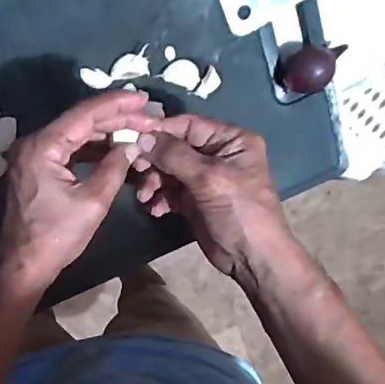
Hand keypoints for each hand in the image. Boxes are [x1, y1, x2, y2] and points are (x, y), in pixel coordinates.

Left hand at [0, 89, 156, 298]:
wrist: (23, 265)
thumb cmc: (56, 236)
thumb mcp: (93, 201)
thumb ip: (114, 167)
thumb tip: (132, 145)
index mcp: (43, 146)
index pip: (84, 114)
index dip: (117, 104)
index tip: (143, 99)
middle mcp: (33, 143)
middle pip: (79, 121)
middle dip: (115, 118)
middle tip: (147, 115)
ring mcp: (32, 155)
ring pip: (74, 134)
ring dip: (105, 132)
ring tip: (137, 128)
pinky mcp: (35, 168)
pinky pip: (67, 149)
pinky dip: (90, 148)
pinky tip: (114, 147)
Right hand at [133, 113, 295, 280]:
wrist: (251, 258)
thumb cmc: (239, 211)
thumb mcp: (208, 179)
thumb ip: (174, 156)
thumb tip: (142, 137)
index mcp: (230, 140)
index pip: (188, 124)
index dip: (160, 131)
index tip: (133, 140)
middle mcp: (216, 154)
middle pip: (174, 147)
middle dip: (153, 160)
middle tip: (135, 171)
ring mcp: (204, 178)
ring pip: (168, 170)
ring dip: (152, 182)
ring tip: (145, 197)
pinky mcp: (193, 199)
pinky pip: (169, 191)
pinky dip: (159, 198)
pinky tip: (154, 209)